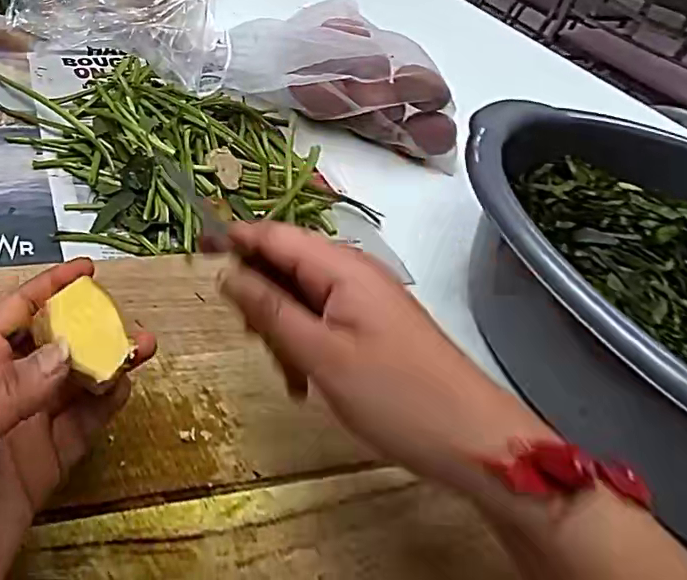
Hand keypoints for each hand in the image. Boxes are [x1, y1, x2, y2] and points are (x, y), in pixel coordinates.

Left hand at [0, 259, 156, 579]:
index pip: (12, 315)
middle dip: (87, 329)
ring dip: (103, 367)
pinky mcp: (37, 474)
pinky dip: (102, 411)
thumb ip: (4, 395)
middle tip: (129, 322)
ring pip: (69, 388)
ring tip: (139, 351)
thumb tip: (64, 350)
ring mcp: (18, 434)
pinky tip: (122, 393)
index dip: (47, 289)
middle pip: (49, 348)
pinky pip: (76, 432)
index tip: (86, 272)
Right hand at [218, 221, 552, 500]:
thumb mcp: (318, 353)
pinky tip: (304, 377)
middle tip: (249, 334)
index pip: (269, 234)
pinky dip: (300, 339)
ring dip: (277, 324)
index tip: (196, 253)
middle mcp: (351, 272)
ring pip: (295, 293)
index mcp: (340, 267)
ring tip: (285, 369)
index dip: (229, 238)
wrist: (490, 453)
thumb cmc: (400, 397)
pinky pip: (317, 315)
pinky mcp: (370, 324)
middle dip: (256, 294)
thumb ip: (266, 306)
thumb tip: (225, 273)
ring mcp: (363, 299)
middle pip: (280, 263)